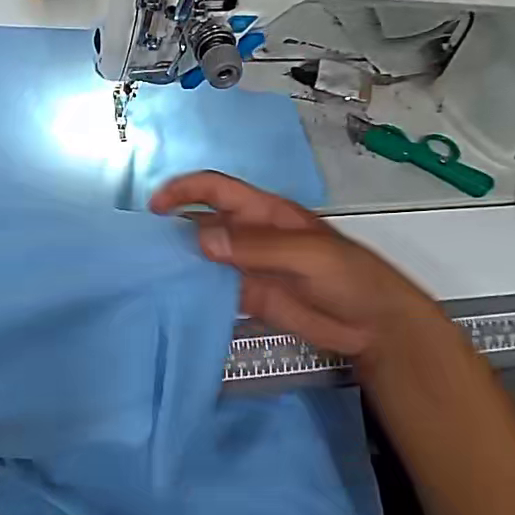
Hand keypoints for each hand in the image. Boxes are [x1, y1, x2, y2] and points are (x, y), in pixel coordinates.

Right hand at [149, 171, 466, 374]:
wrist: (373, 323)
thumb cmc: (350, 276)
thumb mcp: (308, 254)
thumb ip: (258, 246)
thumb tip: (202, 238)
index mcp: (264, 212)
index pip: (217, 190)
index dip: (185, 190)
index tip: (155, 206)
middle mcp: (249, 235)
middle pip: (203, 221)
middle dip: (173, 227)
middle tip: (142, 247)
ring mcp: (247, 266)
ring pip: (204, 256)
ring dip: (180, 260)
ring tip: (148, 273)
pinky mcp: (248, 296)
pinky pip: (213, 287)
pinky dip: (193, 289)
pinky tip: (173, 297)